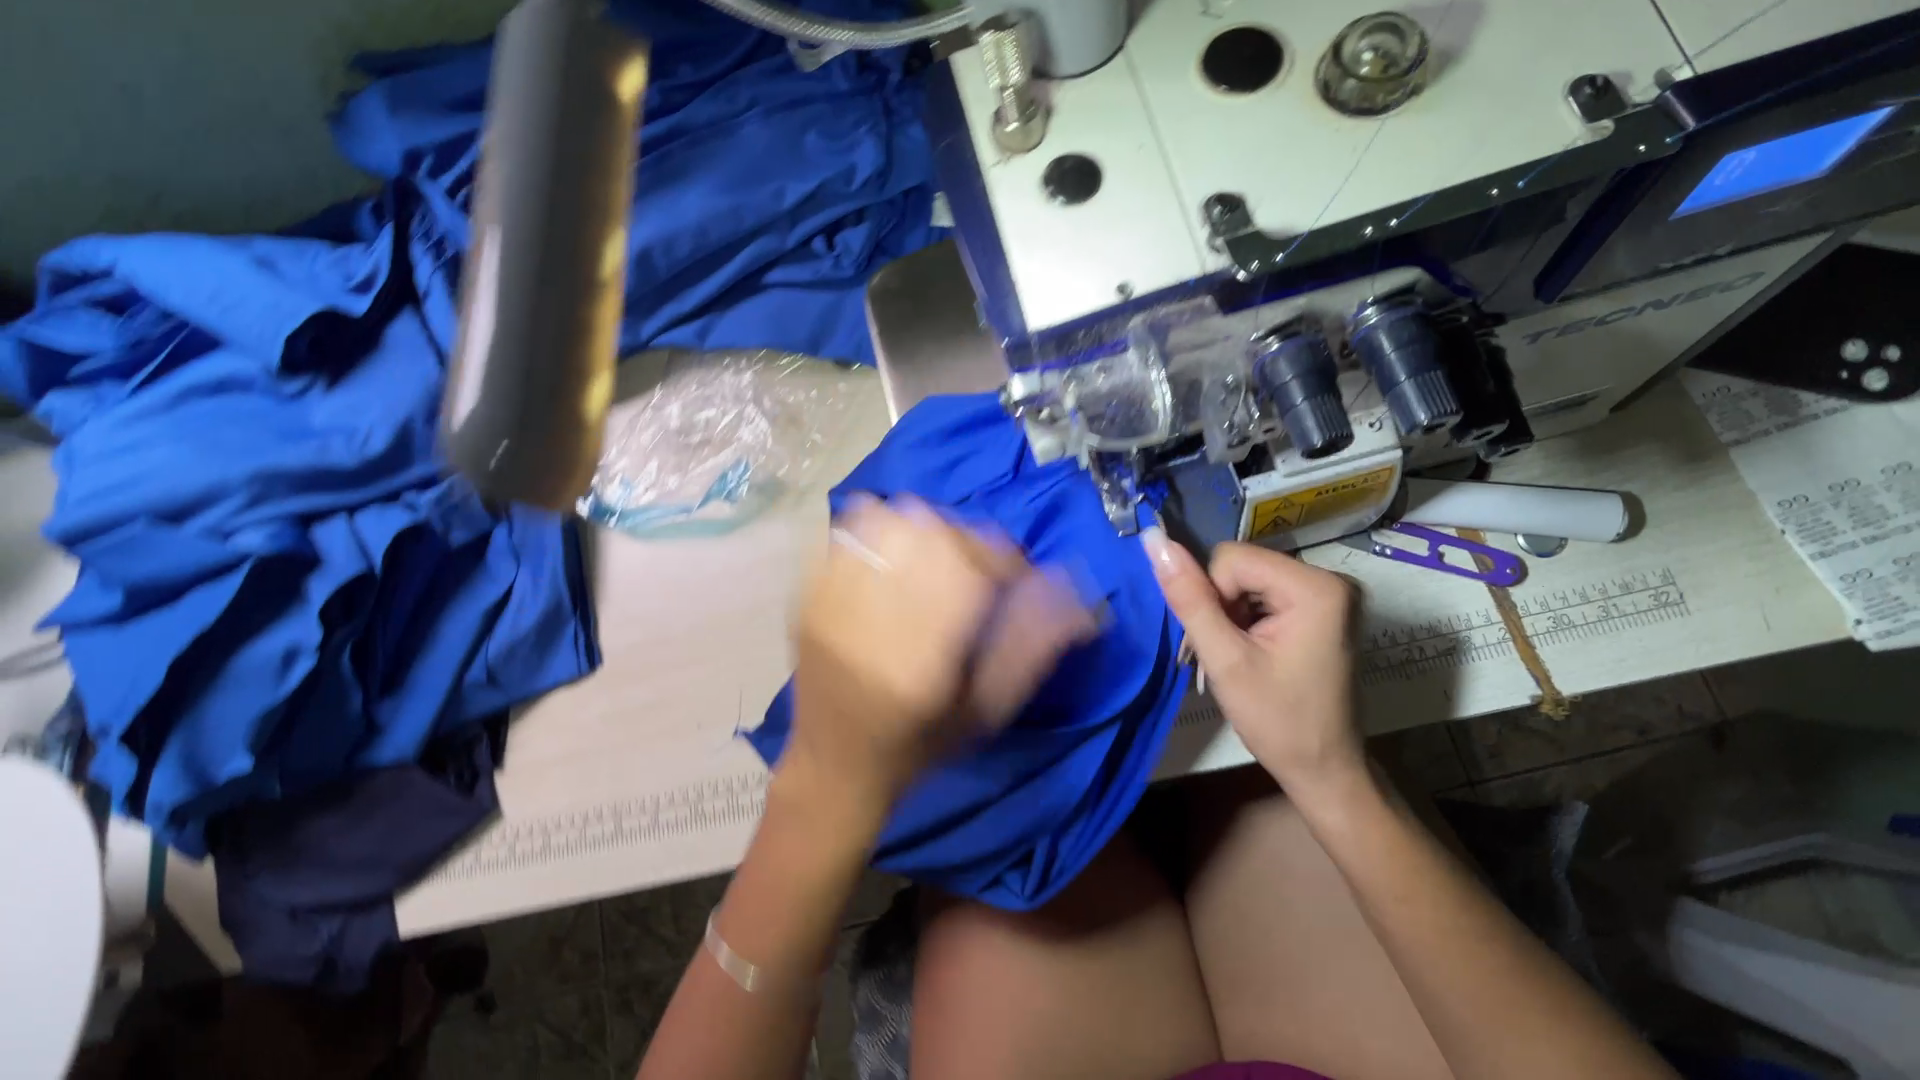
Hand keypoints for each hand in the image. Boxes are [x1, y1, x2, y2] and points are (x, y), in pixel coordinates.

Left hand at [786, 496, 1097, 807]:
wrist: (834, 766)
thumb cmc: (921, 746)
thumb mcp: (986, 712)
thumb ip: (1031, 649)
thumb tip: (1077, 596)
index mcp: (923, 662)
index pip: (971, 569)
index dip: (1004, 559)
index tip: (1014, 575)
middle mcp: (872, 624)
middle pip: (929, 534)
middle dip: (965, 539)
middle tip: (975, 566)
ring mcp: (831, 605)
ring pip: (885, 522)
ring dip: (921, 529)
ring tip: (932, 557)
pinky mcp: (806, 597)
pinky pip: (845, 533)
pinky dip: (875, 530)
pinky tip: (889, 554)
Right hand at [1142, 529, 1365, 797]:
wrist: (1323, 769)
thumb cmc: (1277, 721)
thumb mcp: (1225, 660)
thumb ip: (1189, 599)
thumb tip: (1154, 541)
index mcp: (1314, 586)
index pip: (1231, 559)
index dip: (1212, 598)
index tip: (1225, 643)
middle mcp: (1328, 579)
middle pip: (1241, 567)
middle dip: (1223, 606)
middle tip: (1231, 654)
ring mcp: (1328, 593)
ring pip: (1248, 580)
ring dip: (1232, 615)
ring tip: (1242, 658)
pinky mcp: (1321, 608)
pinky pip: (1264, 593)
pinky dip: (1247, 620)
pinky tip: (1255, 654)